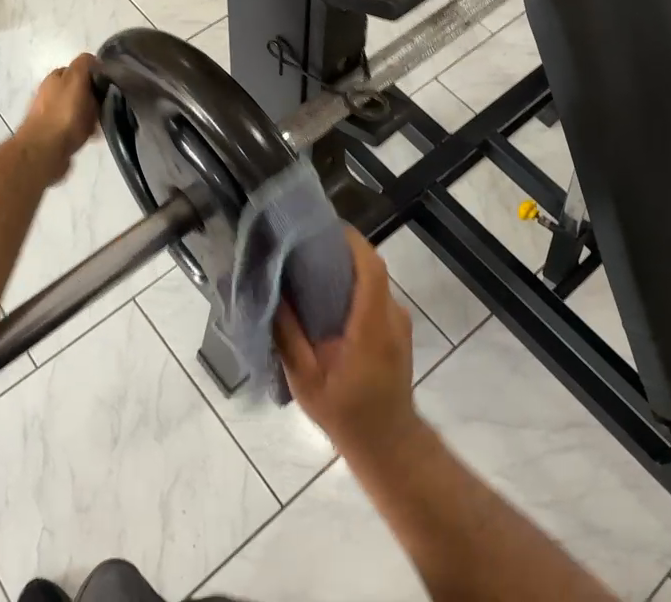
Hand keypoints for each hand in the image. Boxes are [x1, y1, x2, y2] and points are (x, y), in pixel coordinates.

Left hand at [19, 54, 99, 178]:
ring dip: (91, 115)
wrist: (45, 151)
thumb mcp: (76, 79)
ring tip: (100, 124)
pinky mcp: (55, 134)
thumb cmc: (63, 113)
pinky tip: (92, 137)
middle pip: (81, 90)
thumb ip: (84, 64)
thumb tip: (93, 59)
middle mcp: (51, 93)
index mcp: (56, 77)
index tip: (109, 85)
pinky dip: (85, 130)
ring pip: (80, 109)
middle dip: (95, 98)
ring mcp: (51, 114)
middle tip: (106, 106)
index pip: (81, 68)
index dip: (97, 75)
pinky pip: (76, 127)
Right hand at [276, 229, 421, 455]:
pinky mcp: (396, 330)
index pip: (369, 268)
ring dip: (343, 270)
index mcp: (371, 327)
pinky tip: (322, 297)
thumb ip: (289, 337)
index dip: (349, 241)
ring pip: (372, 281)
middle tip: (300, 245)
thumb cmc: (346, 413)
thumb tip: (272, 294)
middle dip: (338, 250)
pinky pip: (373, 296)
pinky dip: (350, 288)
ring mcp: (398, 324)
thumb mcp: (306, 380)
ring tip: (305, 268)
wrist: (388, 444)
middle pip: (370, 268)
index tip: (319, 227)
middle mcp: (391, 318)